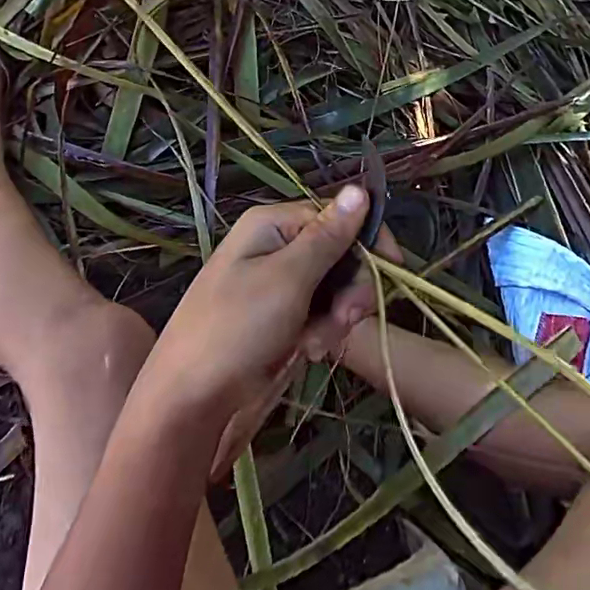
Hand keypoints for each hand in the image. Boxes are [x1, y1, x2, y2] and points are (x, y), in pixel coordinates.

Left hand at [144, 186, 377, 439]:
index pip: (337, 216)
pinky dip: (324, 332)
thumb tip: (361, 189)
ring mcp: (281, 287)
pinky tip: (310, 351)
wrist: (195, 401)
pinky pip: (323, 315)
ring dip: (338, 316)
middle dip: (350, 288)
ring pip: (337, 289)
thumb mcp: (287, 279)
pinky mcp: (285, 319)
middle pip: (342, 254)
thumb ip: (328, 236)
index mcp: (272, 225)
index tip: (394, 268)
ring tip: (317, 343)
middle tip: (347, 318)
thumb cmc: (236, 329)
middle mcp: (278, 248)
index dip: (368, 240)